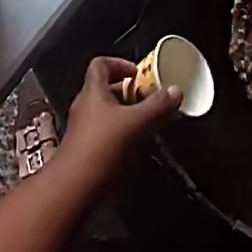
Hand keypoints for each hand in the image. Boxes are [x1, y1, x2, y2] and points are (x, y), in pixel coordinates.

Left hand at [56, 56, 182, 178]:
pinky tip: (136, 145)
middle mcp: (85, 106)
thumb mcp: (135, 123)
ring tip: (148, 120)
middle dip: (129, 91)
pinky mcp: (86, 149)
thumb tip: (175, 90)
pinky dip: (122, 132)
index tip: (138, 72)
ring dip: (127, 113)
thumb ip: (157, 106)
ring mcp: (84, 128)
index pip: (100, 64)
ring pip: (107, 112)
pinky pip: (106, 132)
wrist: (75, 188)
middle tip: (149, 98)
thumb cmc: (101, 146)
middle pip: (106, 88)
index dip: (119, 63)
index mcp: (92, 91)